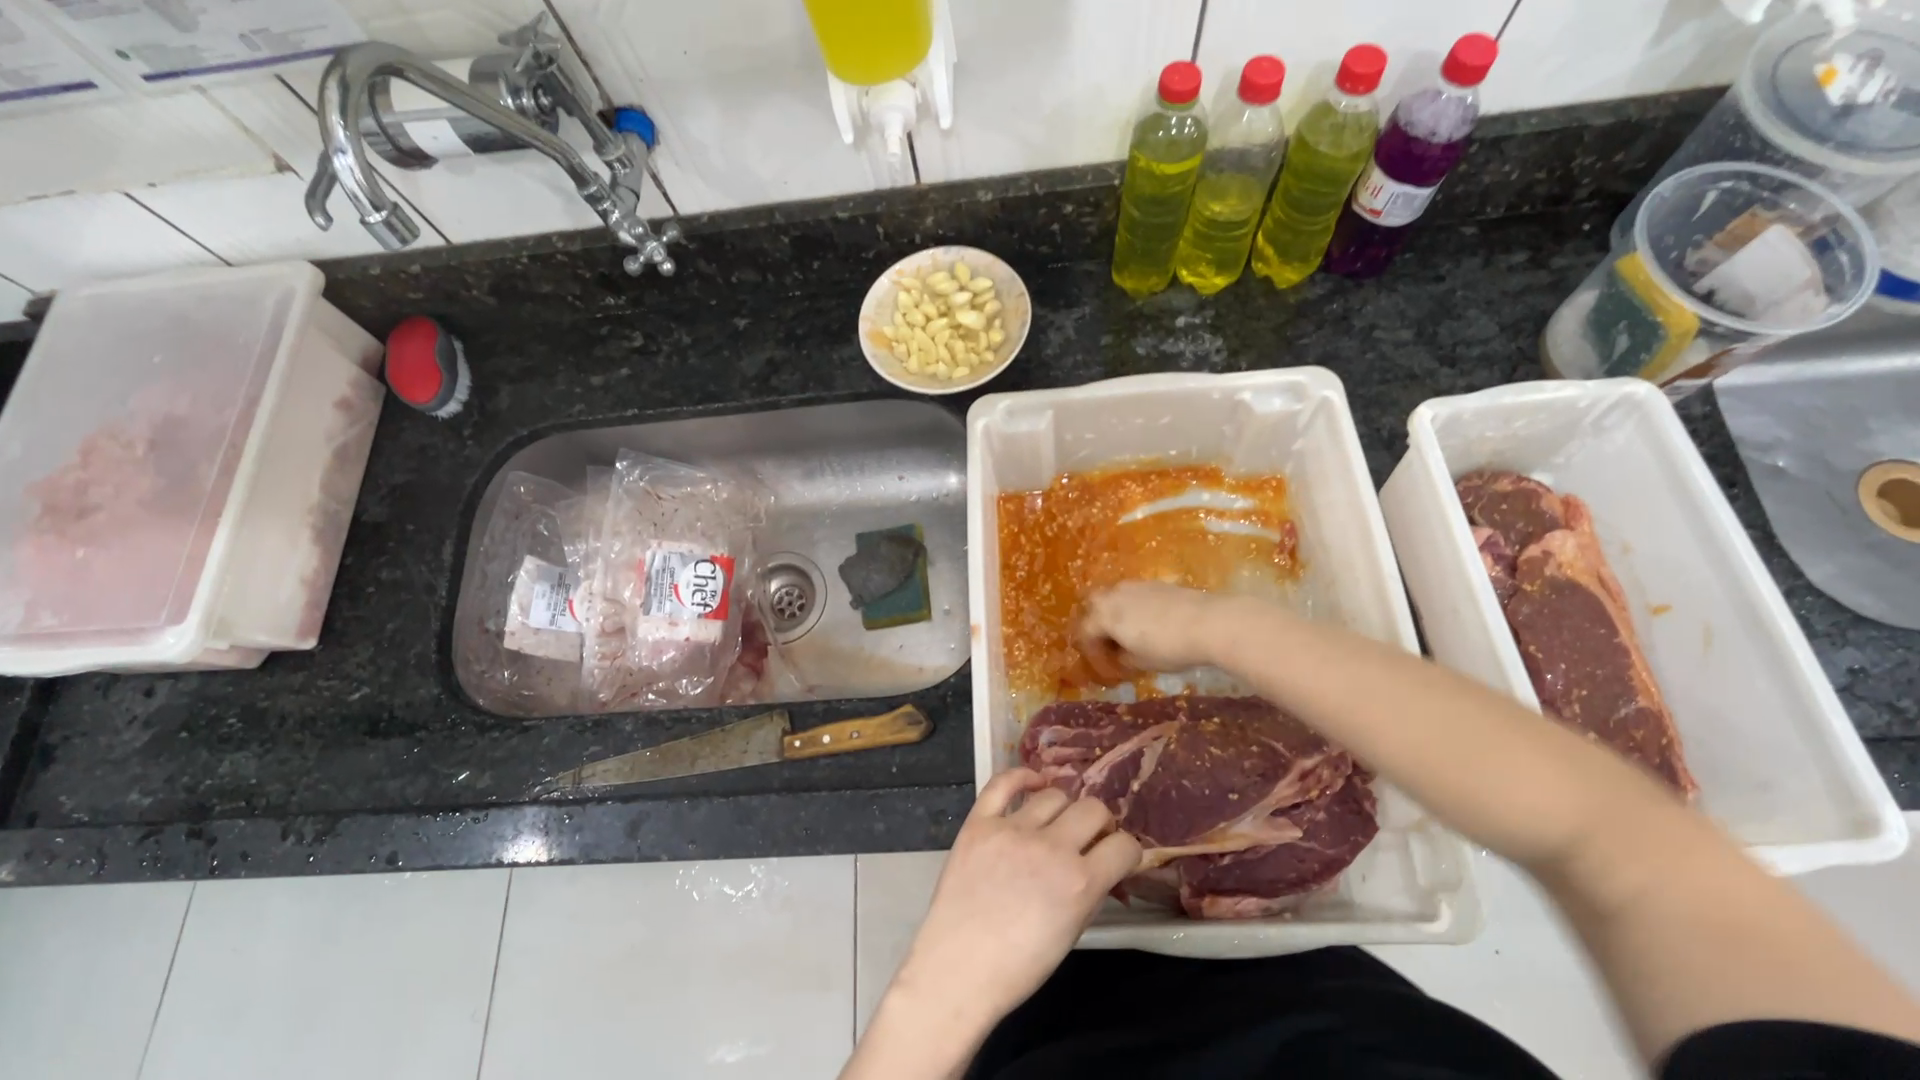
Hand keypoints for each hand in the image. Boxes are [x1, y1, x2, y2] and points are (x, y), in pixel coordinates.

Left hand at [892, 769, 1141, 1026]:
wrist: (958, 970)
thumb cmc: (1018, 966)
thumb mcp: (1071, 934)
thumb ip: (1091, 892)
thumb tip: (1104, 870)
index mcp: (1080, 882)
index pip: (1124, 845)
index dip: (1126, 852)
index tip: (1117, 858)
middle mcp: (1051, 847)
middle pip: (1093, 810)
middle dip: (1099, 826)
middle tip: (1087, 841)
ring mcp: (1011, 831)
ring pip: (1054, 795)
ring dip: (1063, 810)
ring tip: (1056, 826)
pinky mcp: (978, 824)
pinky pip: (1002, 784)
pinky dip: (1022, 778)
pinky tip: (1032, 783)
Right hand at [1079, 581, 1230, 672]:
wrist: (1209, 622)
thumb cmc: (1169, 647)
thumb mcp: (1142, 662)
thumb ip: (1123, 658)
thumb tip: (1119, 655)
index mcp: (1105, 617)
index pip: (1085, 632)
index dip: (1091, 651)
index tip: (1104, 665)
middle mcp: (1115, 596)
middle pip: (1093, 604)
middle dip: (1097, 622)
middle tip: (1110, 642)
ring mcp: (1136, 586)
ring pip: (1114, 595)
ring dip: (1115, 612)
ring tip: (1130, 631)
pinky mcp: (1156, 583)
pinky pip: (1134, 594)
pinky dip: (1133, 606)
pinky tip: (1150, 621)